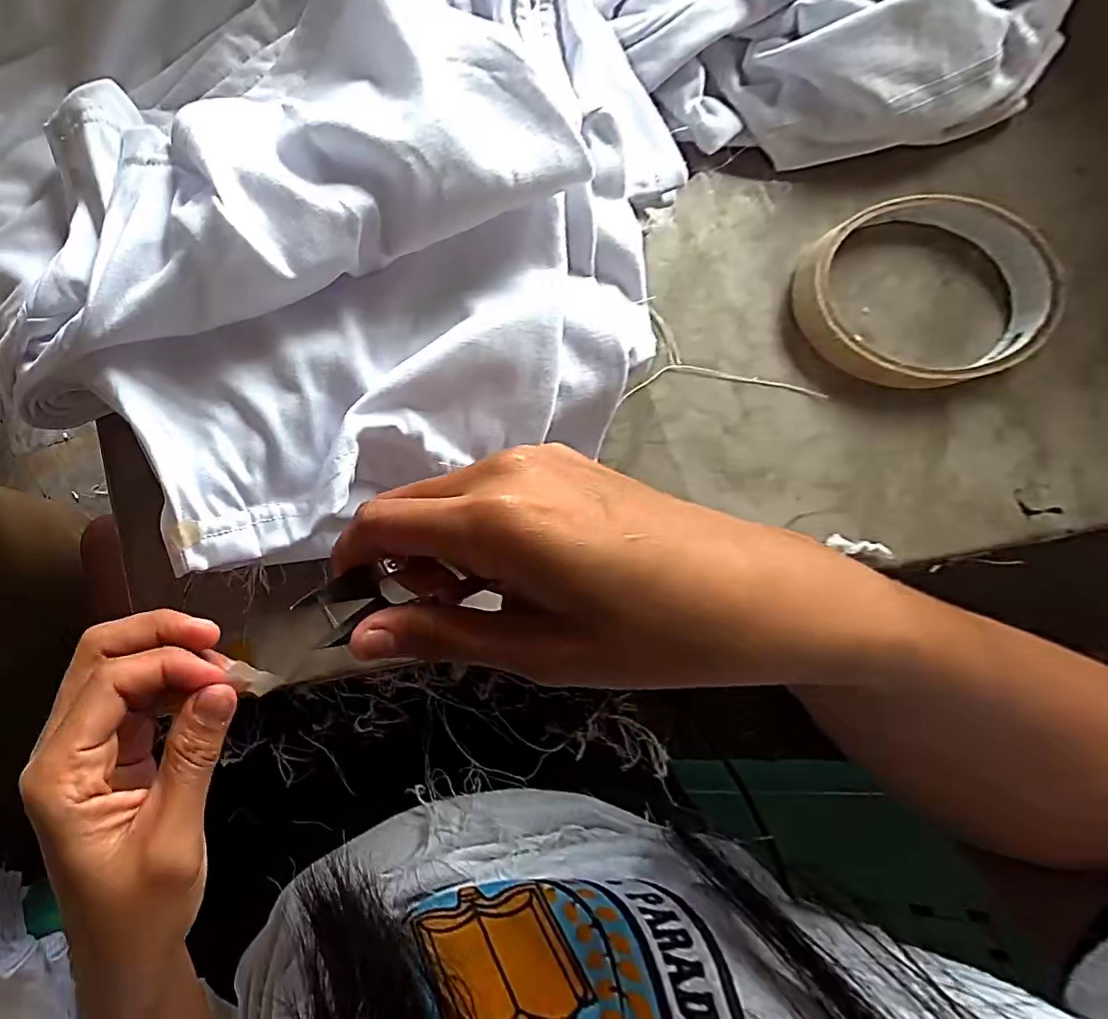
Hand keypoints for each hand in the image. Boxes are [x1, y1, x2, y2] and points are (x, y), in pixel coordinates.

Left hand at [19, 611, 236, 1016]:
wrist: (126, 960)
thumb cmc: (141, 915)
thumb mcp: (173, 839)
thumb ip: (194, 755)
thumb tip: (222, 687)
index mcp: (58, 773)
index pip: (107, 682)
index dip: (167, 664)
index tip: (221, 674)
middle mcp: (59, 750)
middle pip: (97, 657)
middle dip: (155, 635)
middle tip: (212, 637)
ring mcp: (81, 749)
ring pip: (114, 669)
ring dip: (166, 655)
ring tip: (219, 664)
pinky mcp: (107, 753)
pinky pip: (134, 698)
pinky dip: (170, 682)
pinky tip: (203, 686)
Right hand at [330, 444, 915, 687]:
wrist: (756, 591)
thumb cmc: (647, 636)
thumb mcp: (535, 651)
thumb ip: (438, 634)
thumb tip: (357, 638)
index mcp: (494, 517)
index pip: (382, 522)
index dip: (350, 559)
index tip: (350, 601)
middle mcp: (504, 469)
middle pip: (407, 502)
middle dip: (396, 556)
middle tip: (437, 611)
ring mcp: (534, 456)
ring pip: (443, 494)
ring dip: (435, 541)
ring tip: (484, 594)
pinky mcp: (558, 458)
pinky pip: (481, 485)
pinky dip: (469, 524)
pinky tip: (515, 562)